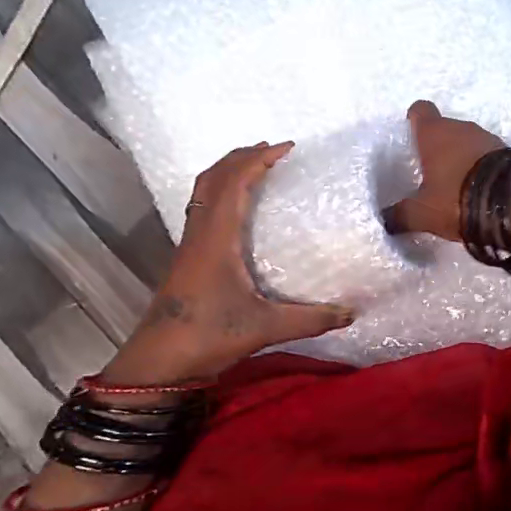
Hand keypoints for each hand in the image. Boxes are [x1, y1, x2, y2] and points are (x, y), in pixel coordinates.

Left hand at [110, 142, 354, 380]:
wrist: (159, 362)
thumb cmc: (208, 336)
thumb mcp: (266, 328)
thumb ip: (311, 319)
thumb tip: (351, 313)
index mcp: (217, 238)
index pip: (234, 182)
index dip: (258, 159)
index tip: (286, 148)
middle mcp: (200, 233)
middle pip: (213, 178)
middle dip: (241, 157)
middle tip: (272, 151)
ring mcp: (190, 245)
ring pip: (203, 192)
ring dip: (227, 173)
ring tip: (255, 169)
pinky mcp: (188, 259)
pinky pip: (202, 210)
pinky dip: (220, 194)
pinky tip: (237, 211)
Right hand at [383, 101, 504, 241]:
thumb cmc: (457, 200)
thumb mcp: (423, 213)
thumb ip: (401, 214)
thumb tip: (386, 220)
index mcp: (436, 133)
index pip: (420, 110)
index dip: (414, 121)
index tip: (411, 139)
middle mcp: (462, 127)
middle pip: (444, 127)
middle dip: (437, 146)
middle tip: (430, 172)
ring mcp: (488, 137)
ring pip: (467, 140)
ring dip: (461, 156)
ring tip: (455, 183)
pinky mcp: (508, 152)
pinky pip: (487, 154)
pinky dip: (480, 166)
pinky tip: (477, 188)